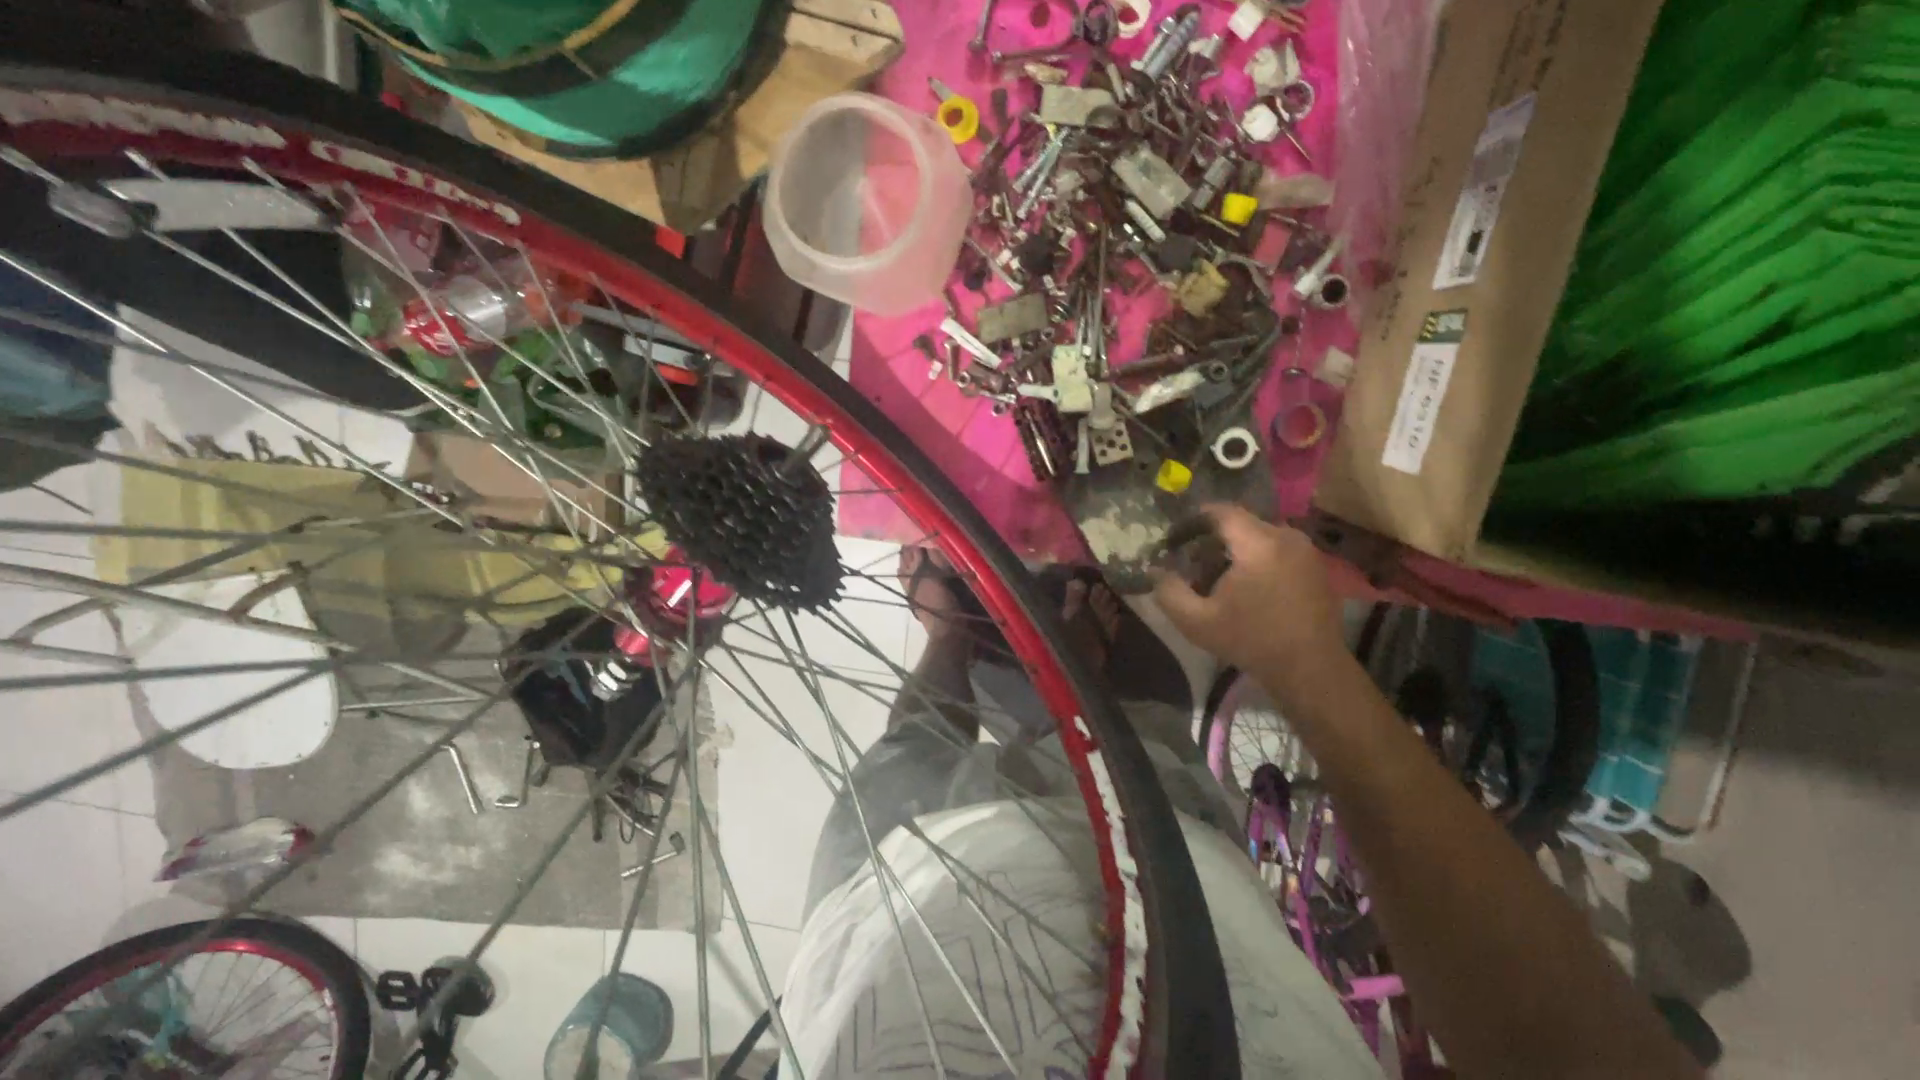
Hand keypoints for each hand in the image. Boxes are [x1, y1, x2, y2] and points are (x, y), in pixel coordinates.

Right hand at [1153, 505, 1347, 695]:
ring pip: (1262, 536)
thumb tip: (1153, 570)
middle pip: (1242, 523)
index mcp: (1258, 544)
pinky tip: (1251, 587)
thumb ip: (1169, 592)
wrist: (1310, 668)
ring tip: (1221, 576)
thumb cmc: (1251, 642)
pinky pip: (1281, 549)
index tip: (1176, 539)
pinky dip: (1261, 558)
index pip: (1221, 512)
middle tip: (1195, 562)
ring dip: (1239, 548)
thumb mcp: (1198, 622)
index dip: (1194, 521)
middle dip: (1215, 538)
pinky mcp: (1317, 566)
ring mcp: (1306, 550)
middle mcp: (1286, 537)